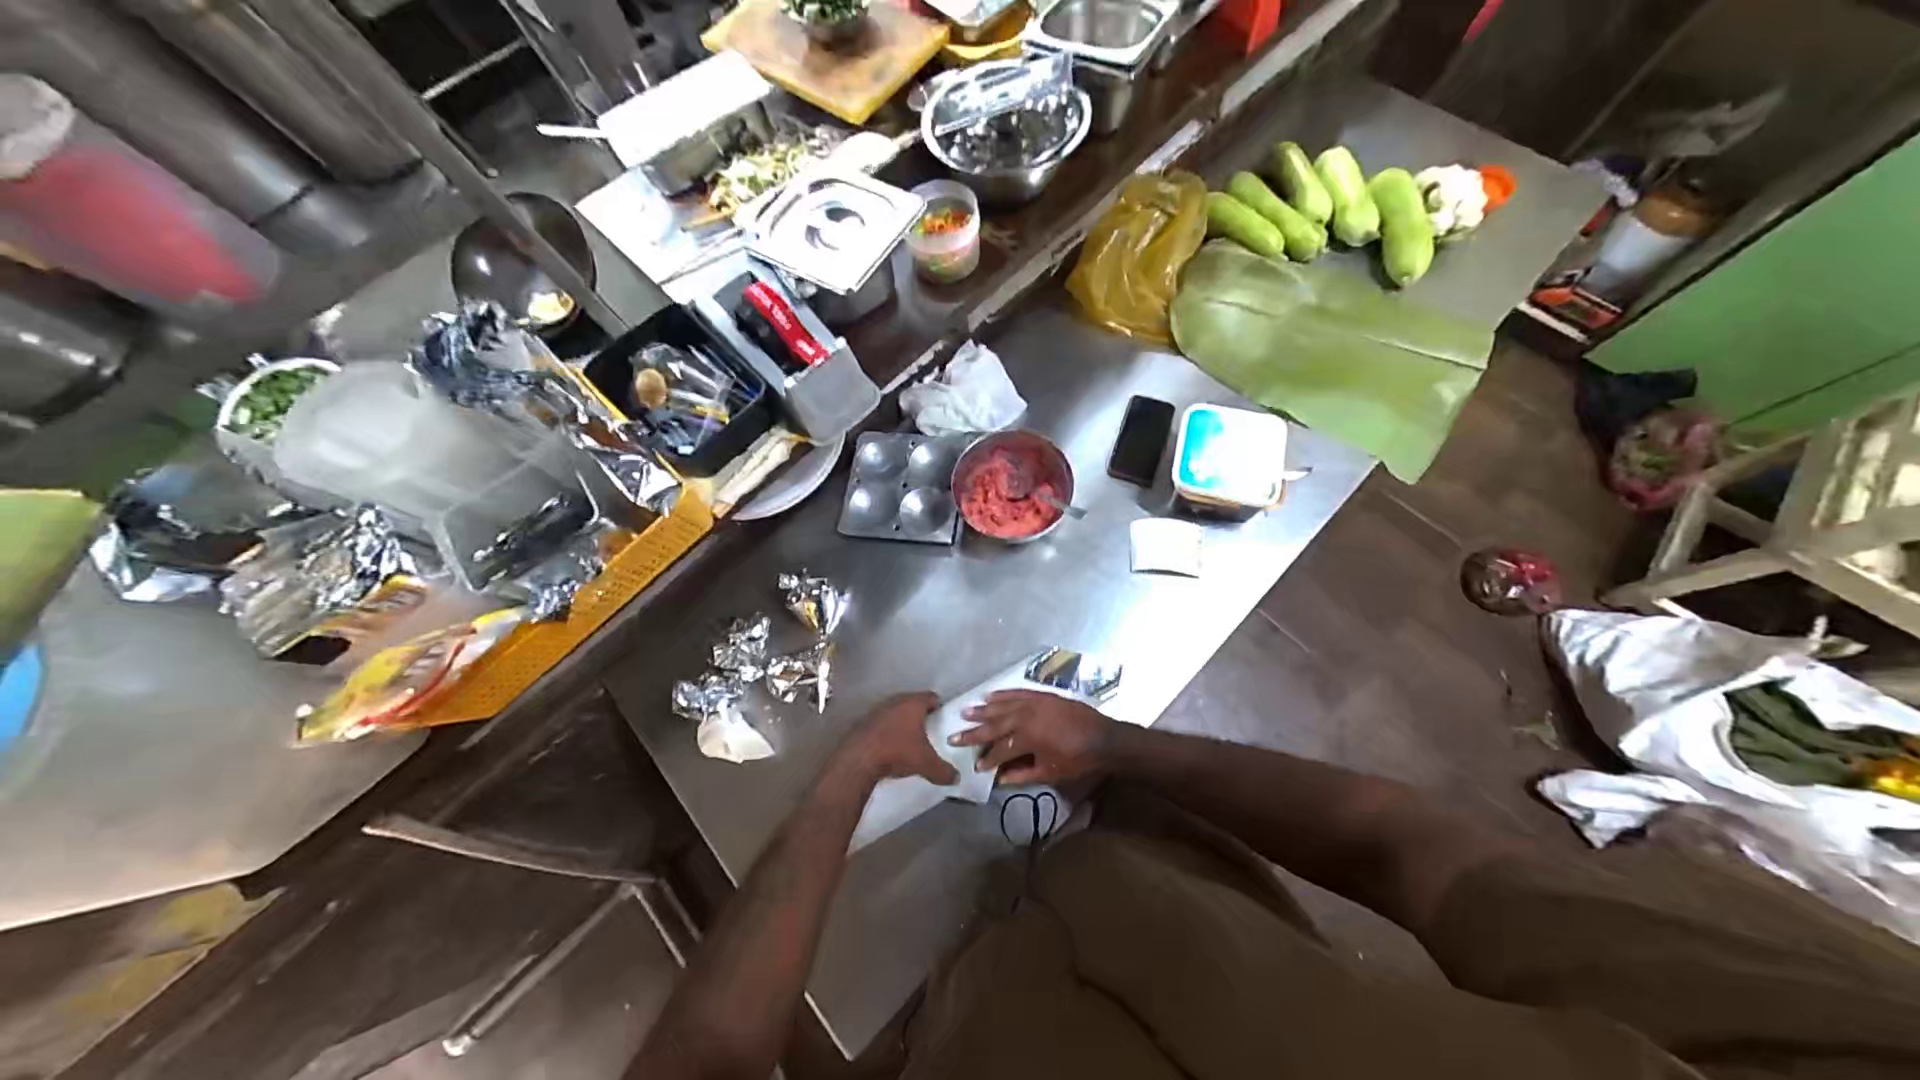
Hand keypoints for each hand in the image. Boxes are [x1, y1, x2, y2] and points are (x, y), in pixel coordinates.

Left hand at [830, 692, 957, 787]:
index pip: (931, 697)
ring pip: (895, 712)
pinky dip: (887, 731)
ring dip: (901, 722)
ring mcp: (876, 711)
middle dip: (920, 715)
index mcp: (912, 704)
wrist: (858, 760)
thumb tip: (956, 778)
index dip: (939, 707)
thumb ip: (943, 770)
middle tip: (929, 730)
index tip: (944, 718)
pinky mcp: (862, 723)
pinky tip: (889, 746)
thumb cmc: (897, 752)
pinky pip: (881, 724)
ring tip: (909, 739)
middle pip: (912, 703)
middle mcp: (894, 702)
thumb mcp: (926, 764)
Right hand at [951, 690, 1117, 785]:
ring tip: (965, 711)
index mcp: (1027, 737)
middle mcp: (1025, 716)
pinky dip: (1002, 694)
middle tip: (954, 735)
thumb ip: (1022, 774)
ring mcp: (1033, 703)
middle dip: (974, 732)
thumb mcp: (1049, 772)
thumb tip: (1000, 778)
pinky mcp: (1042, 695)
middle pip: (994, 725)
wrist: (1103, 738)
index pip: (999, 750)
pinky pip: (1017, 693)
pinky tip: (990, 695)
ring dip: (983, 710)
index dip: (987, 760)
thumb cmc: (1077, 759)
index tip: (977, 767)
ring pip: (1002, 705)